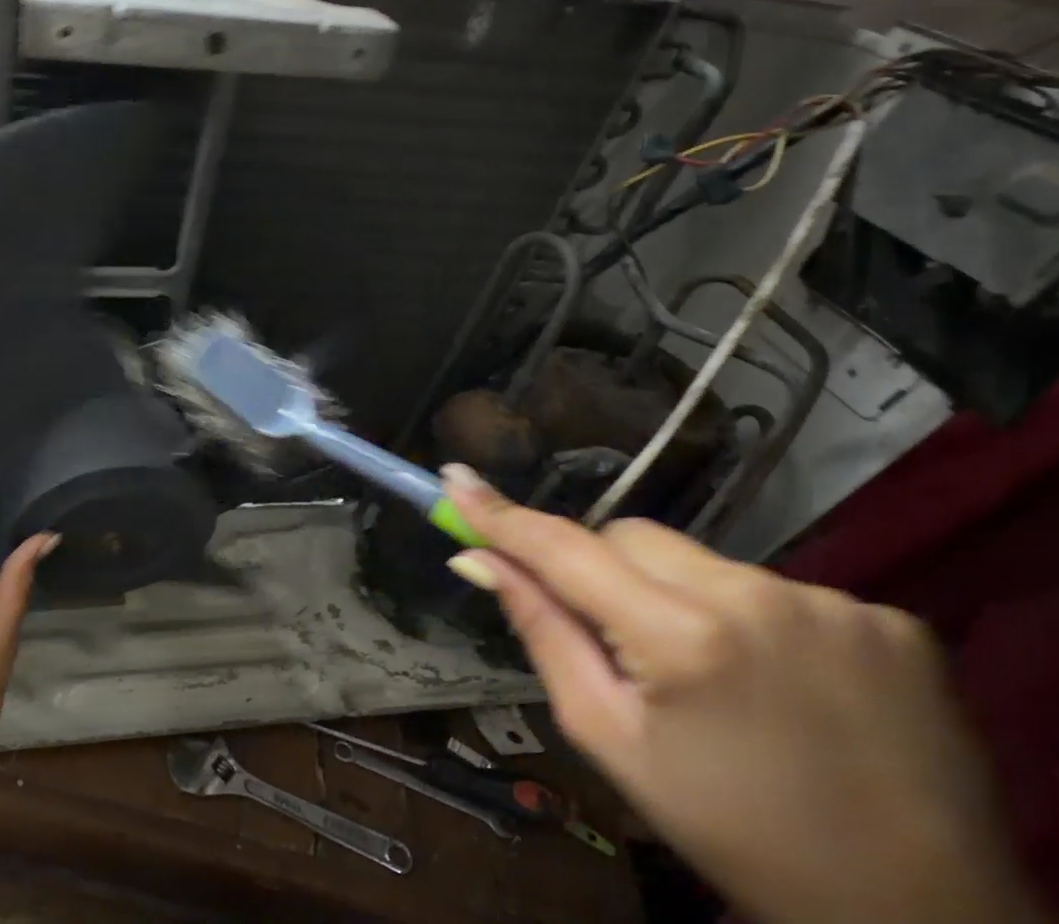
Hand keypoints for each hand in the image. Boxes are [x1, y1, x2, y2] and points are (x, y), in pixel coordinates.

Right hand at [439, 464, 1045, 923]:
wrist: (905, 905)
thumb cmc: (722, 824)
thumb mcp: (606, 735)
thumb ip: (543, 633)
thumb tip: (478, 559)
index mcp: (681, 637)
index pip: (566, 548)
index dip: (502, 513)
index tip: (453, 476)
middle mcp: (761, 596)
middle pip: (636, 538)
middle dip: (602, 568)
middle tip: (610, 635)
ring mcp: (837, 603)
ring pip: (706, 562)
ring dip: (681, 595)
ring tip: (708, 674)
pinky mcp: (893, 620)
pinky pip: (781, 589)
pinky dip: (753, 618)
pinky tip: (777, 680)